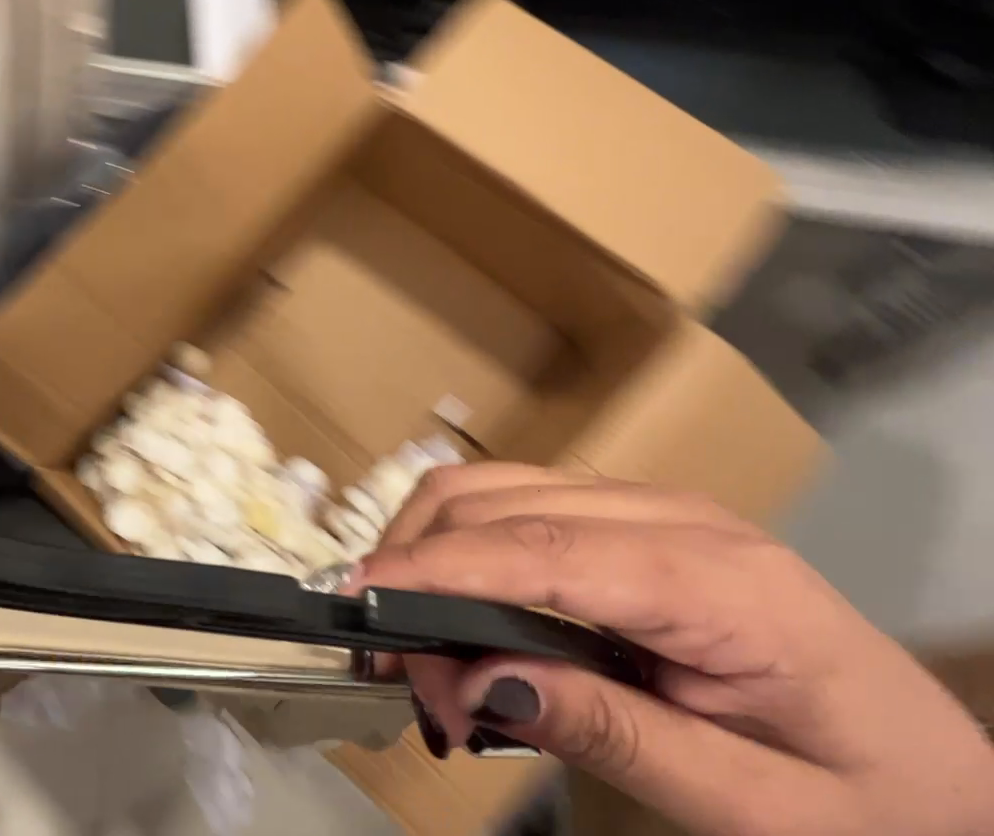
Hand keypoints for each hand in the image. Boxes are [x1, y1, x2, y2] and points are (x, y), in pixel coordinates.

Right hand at [356, 463, 993, 835]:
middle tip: (406, 675)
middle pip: (491, 501)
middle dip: (415, 573)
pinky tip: (453, 610)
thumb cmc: (868, 800)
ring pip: (484, 489)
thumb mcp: (757, 806)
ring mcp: (643, 505)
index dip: (432, 569)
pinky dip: (452, 548)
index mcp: (717, 579)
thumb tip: (476, 680)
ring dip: (424, 553)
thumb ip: (613, 734)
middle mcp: (669, 514)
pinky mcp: (620, 517)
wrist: (949, 776)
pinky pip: (506, 505)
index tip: (357, 603)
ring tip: (421, 647)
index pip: (535, 550)